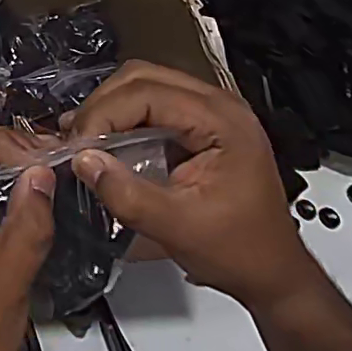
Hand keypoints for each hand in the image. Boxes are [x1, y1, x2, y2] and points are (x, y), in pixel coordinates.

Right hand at [61, 61, 319, 310]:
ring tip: (86, 141)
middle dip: (101, 106)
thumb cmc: (237, 252)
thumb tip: (82, 160)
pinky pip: (147, 100)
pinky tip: (103, 140)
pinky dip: (119, 114)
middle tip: (78, 142)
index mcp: (222, 121)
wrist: (273, 273)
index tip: (78, 148)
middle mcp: (217, 104)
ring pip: (139, 83)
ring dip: (107, 108)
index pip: (145, 93)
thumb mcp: (178, 229)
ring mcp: (208, 109)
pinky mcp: (197, 121)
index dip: (103, 114)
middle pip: (140, 77)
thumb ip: (128, 195)